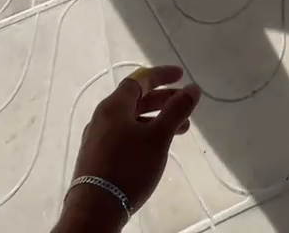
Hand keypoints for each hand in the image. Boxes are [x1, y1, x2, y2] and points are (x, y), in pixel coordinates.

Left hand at [56, 66, 201, 232]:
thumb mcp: (159, 137)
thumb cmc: (128, 168)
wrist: (94, 214)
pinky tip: (156, 149)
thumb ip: (177, 110)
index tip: (182, 76)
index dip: (161, 75)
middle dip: (163, 101)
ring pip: (131, 120)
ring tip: (179, 131)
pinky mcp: (96, 160)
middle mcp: (102, 119)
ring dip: (157, 120)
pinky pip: (124, 136)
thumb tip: (193, 88)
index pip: (139, 80)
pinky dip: (144, 134)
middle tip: (185, 106)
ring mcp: (97, 140)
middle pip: (136, 100)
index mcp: (113, 107)